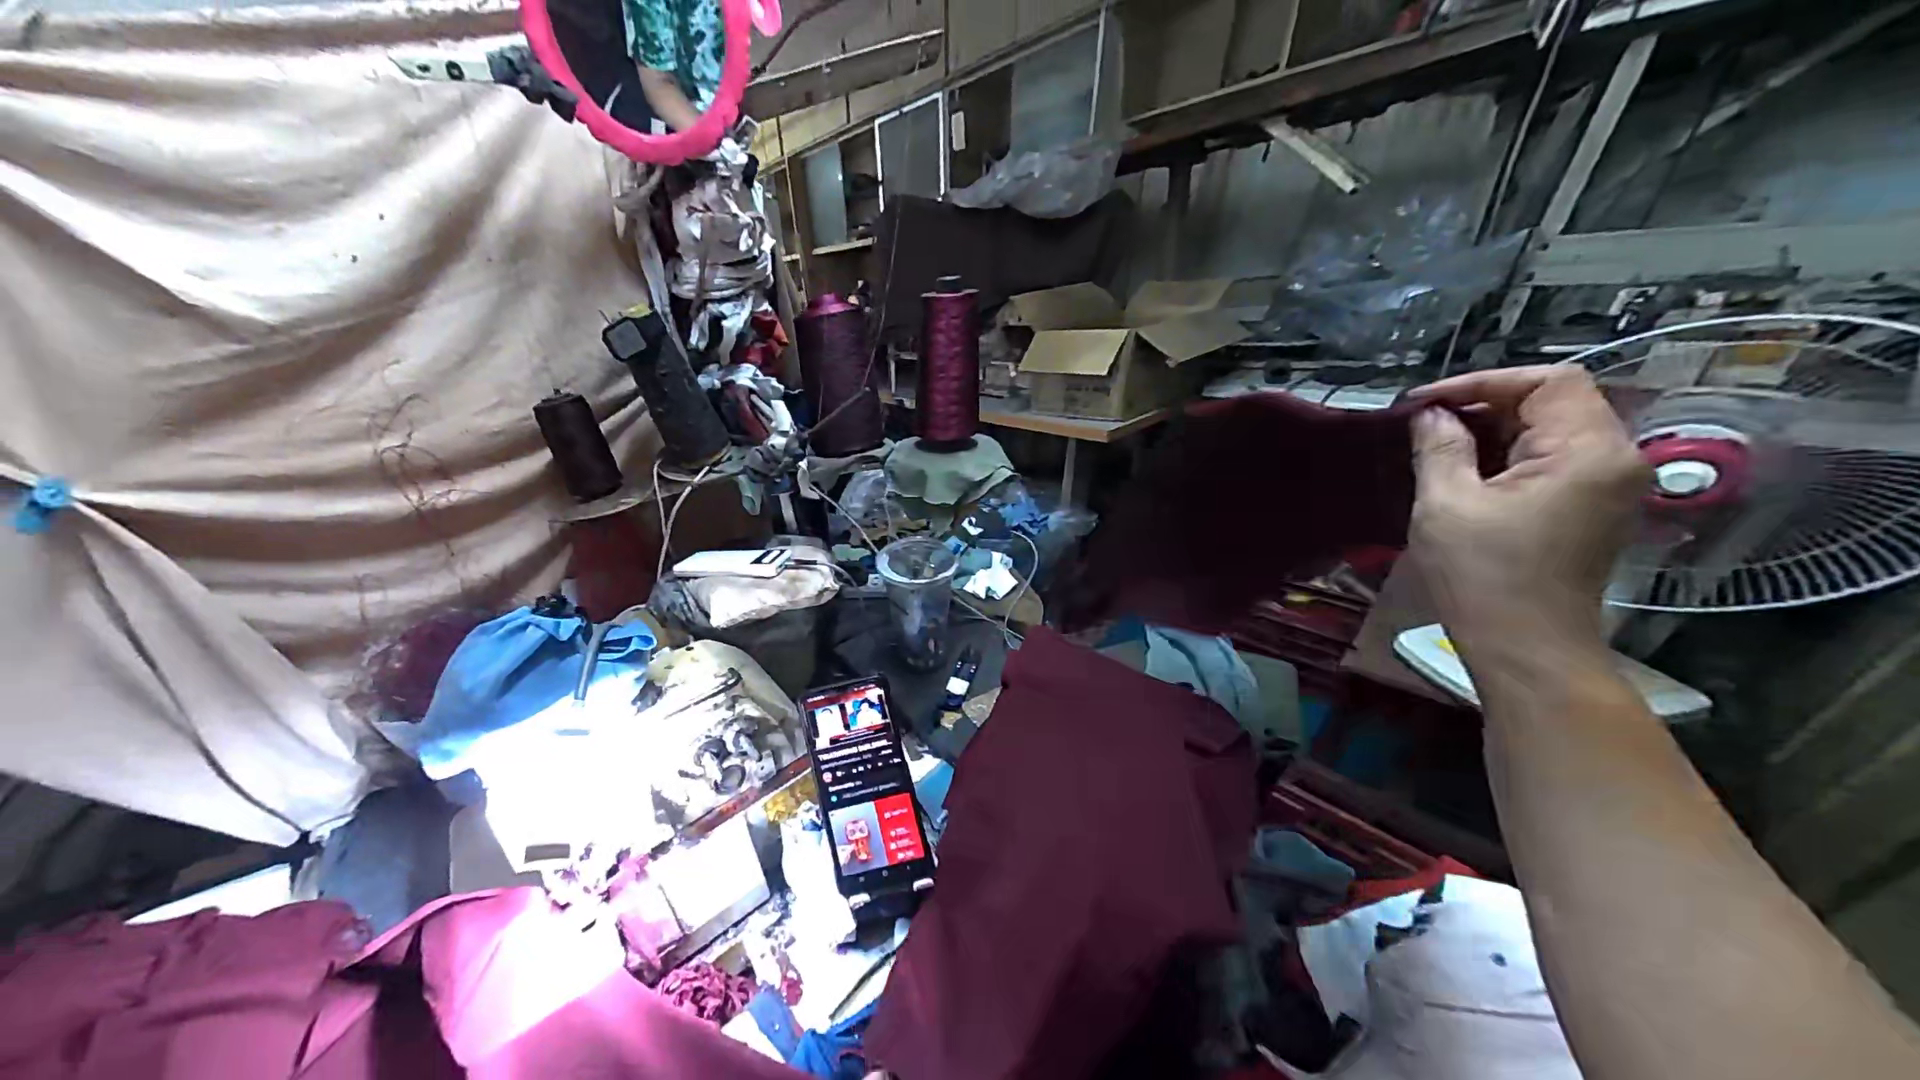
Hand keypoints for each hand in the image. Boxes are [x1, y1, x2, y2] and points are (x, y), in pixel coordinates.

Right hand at [1406, 366, 1648, 651]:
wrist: (1526, 646)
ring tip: (1437, 446)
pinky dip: (1509, 455)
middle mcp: (1615, 458)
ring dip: (1495, 430)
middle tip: (1424, 424)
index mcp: (1588, 451)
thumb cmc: (1483, 574)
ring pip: (1553, 430)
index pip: (1547, 381)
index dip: (1482, 382)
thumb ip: (1439, 448)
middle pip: (1555, 402)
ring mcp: (1609, 485)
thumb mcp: (1446, 504)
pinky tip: (1466, 472)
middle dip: (1486, 405)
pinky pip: (1554, 460)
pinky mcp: (1593, 508)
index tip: (1425, 403)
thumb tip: (1429, 415)